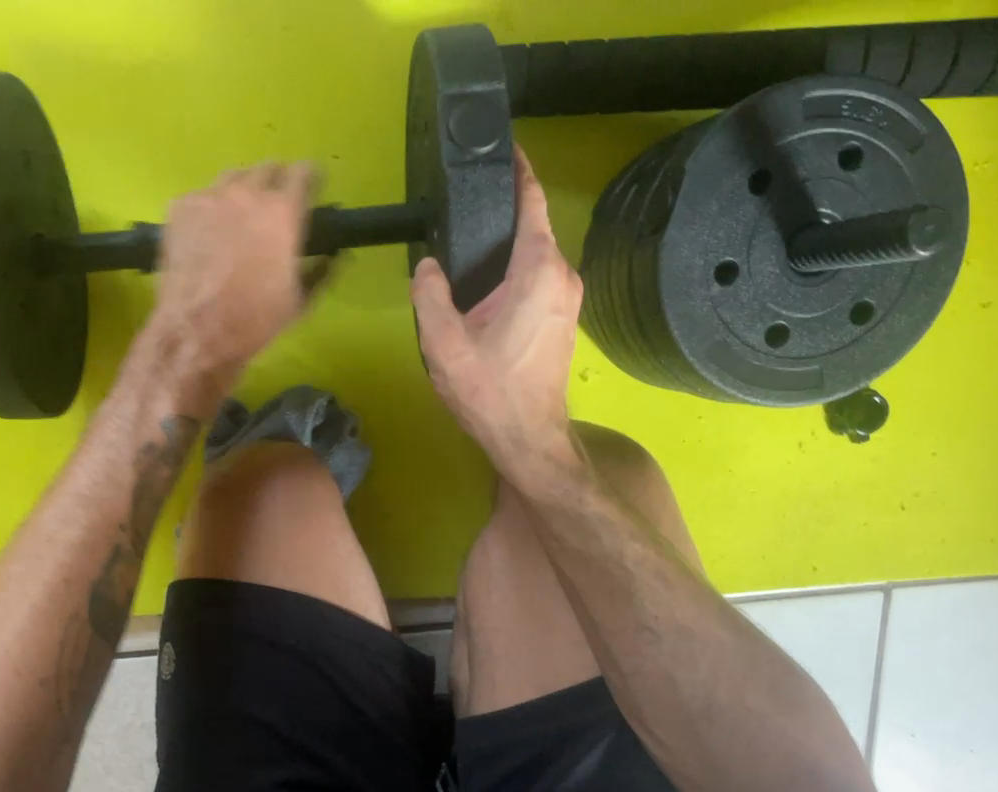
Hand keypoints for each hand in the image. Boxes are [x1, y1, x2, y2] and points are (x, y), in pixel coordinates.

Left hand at [145, 162, 326, 401]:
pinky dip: (210, 209)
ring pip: (232, 178)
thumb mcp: (300, 301)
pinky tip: (208, 234)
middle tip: (273, 208)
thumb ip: (322, 271)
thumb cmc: (256, 319)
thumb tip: (337, 257)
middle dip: (276, 183)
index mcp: (283, 212)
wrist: (197, 330)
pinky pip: (202, 197)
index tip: (310, 191)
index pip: (304, 172)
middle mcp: (248, 193)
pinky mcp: (181, 207)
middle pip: (268, 168)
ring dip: (242, 191)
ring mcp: (210, 196)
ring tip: (239, 217)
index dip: (310, 180)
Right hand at [411, 148, 582, 472]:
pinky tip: (488, 285)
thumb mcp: (444, 342)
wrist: (527, 437)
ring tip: (471, 244)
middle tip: (466, 203)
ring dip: (509, 247)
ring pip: (538, 257)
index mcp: (538, 270)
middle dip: (505, 212)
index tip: (505, 147)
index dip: (520, 170)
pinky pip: (540, 279)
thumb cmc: (489, 390)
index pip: (533, 202)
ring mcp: (569, 299)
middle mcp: (563, 276)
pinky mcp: (564, 320)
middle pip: (535, 228)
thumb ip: (431, 294)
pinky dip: (517, 271)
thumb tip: (429, 267)